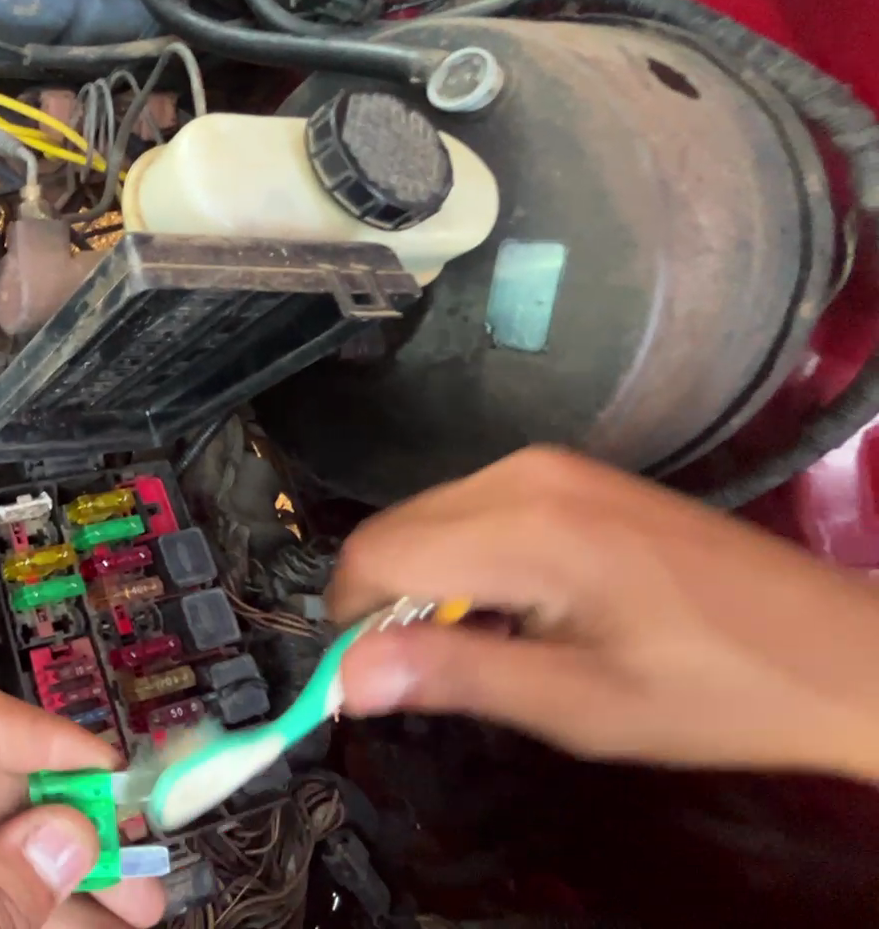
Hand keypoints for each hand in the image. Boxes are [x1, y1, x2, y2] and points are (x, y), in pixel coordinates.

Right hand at [328, 446, 878, 778]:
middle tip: (436, 659)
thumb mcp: (582, 707)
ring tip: (483, 630)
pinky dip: (449, 554)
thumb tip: (343, 676)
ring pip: (413, 518)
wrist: (851, 652)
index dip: (352, 615)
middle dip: (384, 598)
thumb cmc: (718, 693)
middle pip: (386, 531)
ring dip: (417, 577)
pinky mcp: (552, 468)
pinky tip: (507, 593)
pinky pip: (453, 507)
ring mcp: (536, 464)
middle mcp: (516, 476)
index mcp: (526, 530)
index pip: (374, 556)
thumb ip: (453, 676)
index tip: (376, 671)